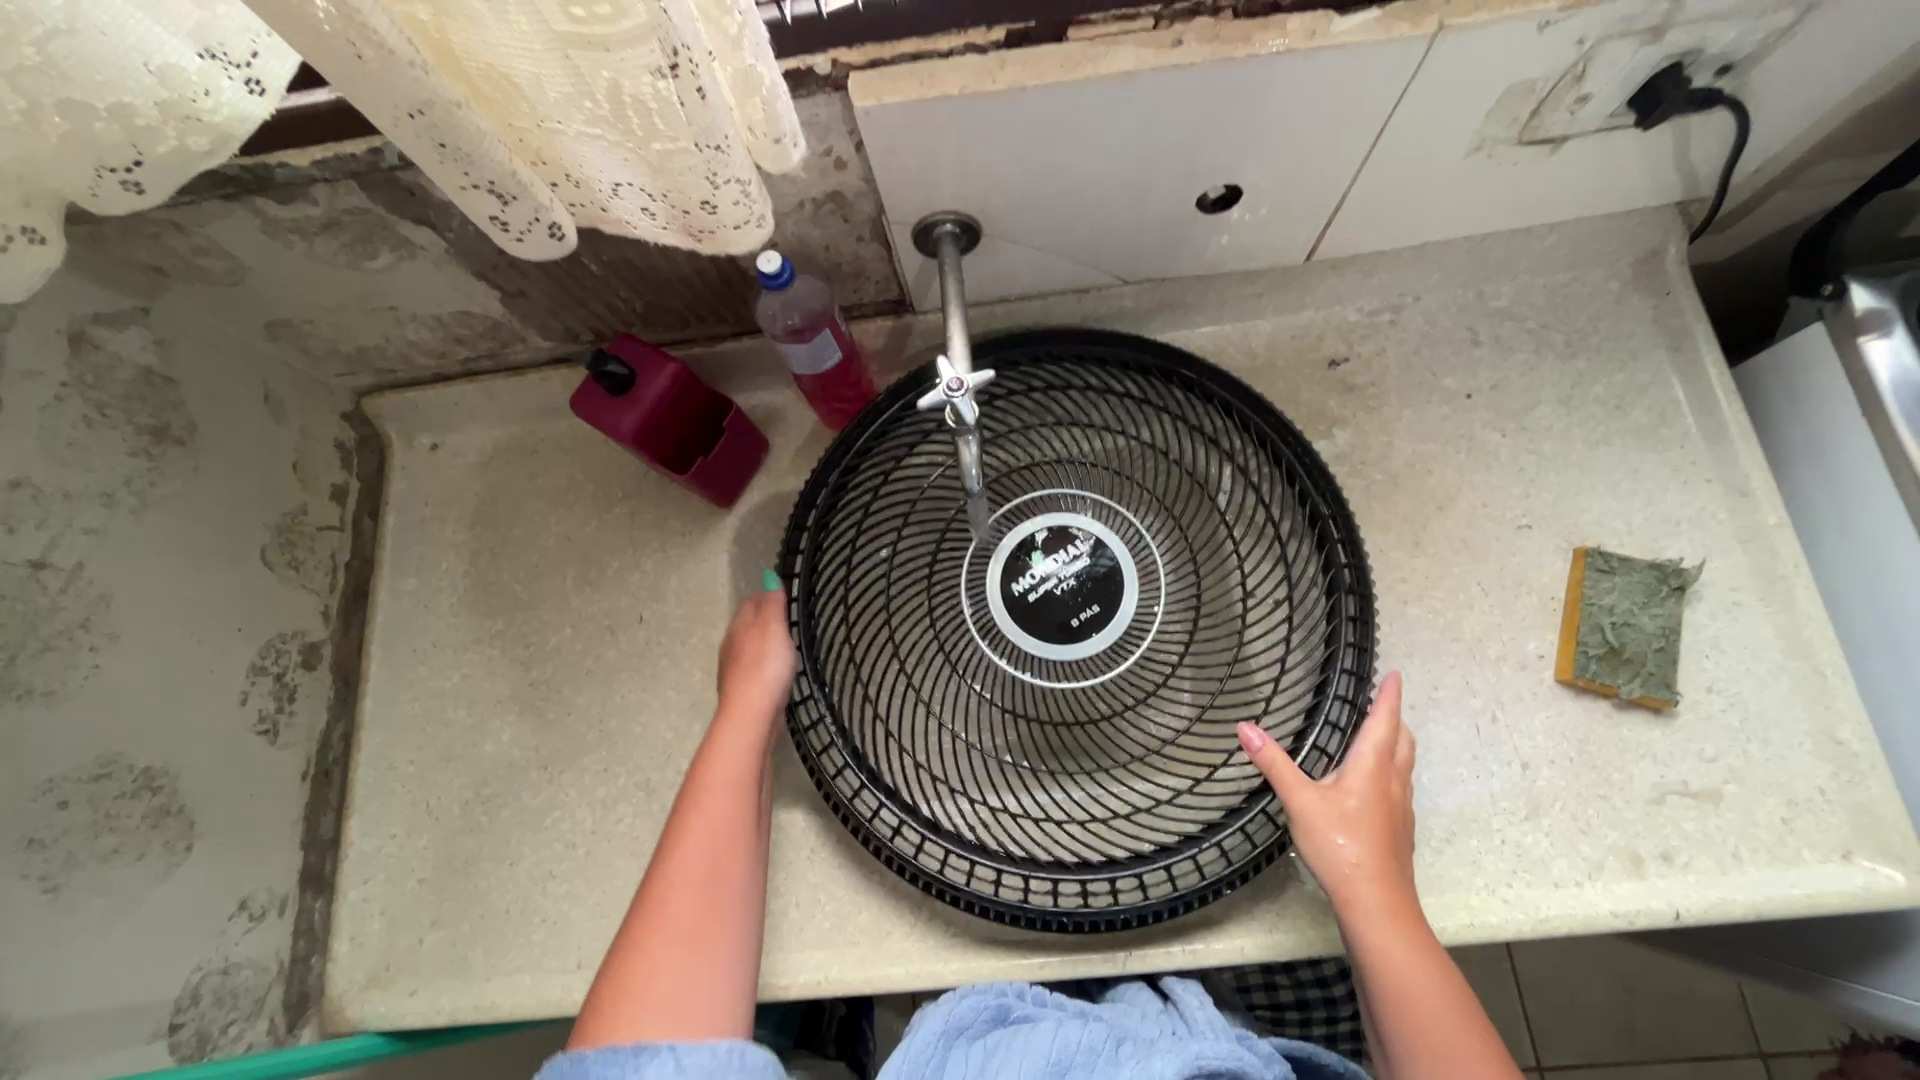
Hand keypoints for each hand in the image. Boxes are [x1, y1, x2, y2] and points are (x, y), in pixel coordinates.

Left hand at [715, 585, 796, 722]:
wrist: (751, 713)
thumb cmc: (765, 666)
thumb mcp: (774, 628)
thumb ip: (773, 603)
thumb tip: (768, 575)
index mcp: (739, 626)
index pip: (750, 603)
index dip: (765, 596)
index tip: (781, 595)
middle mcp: (731, 644)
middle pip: (746, 624)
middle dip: (762, 618)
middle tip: (783, 618)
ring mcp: (733, 668)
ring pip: (747, 647)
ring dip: (761, 642)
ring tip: (780, 643)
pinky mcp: (740, 689)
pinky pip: (751, 667)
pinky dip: (761, 663)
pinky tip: (772, 670)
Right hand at [1239, 672, 1416, 917]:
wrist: (1377, 902)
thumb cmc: (1339, 845)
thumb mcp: (1299, 801)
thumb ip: (1273, 763)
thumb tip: (1244, 727)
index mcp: (1371, 767)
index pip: (1385, 720)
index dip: (1390, 695)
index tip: (1395, 674)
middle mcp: (1392, 781)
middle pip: (1402, 740)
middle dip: (1394, 718)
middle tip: (1382, 702)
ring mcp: (1400, 807)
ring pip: (1404, 764)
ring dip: (1396, 743)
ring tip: (1378, 736)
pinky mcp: (1399, 828)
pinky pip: (1399, 786)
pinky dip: (1391, 769)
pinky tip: (1371, 786)